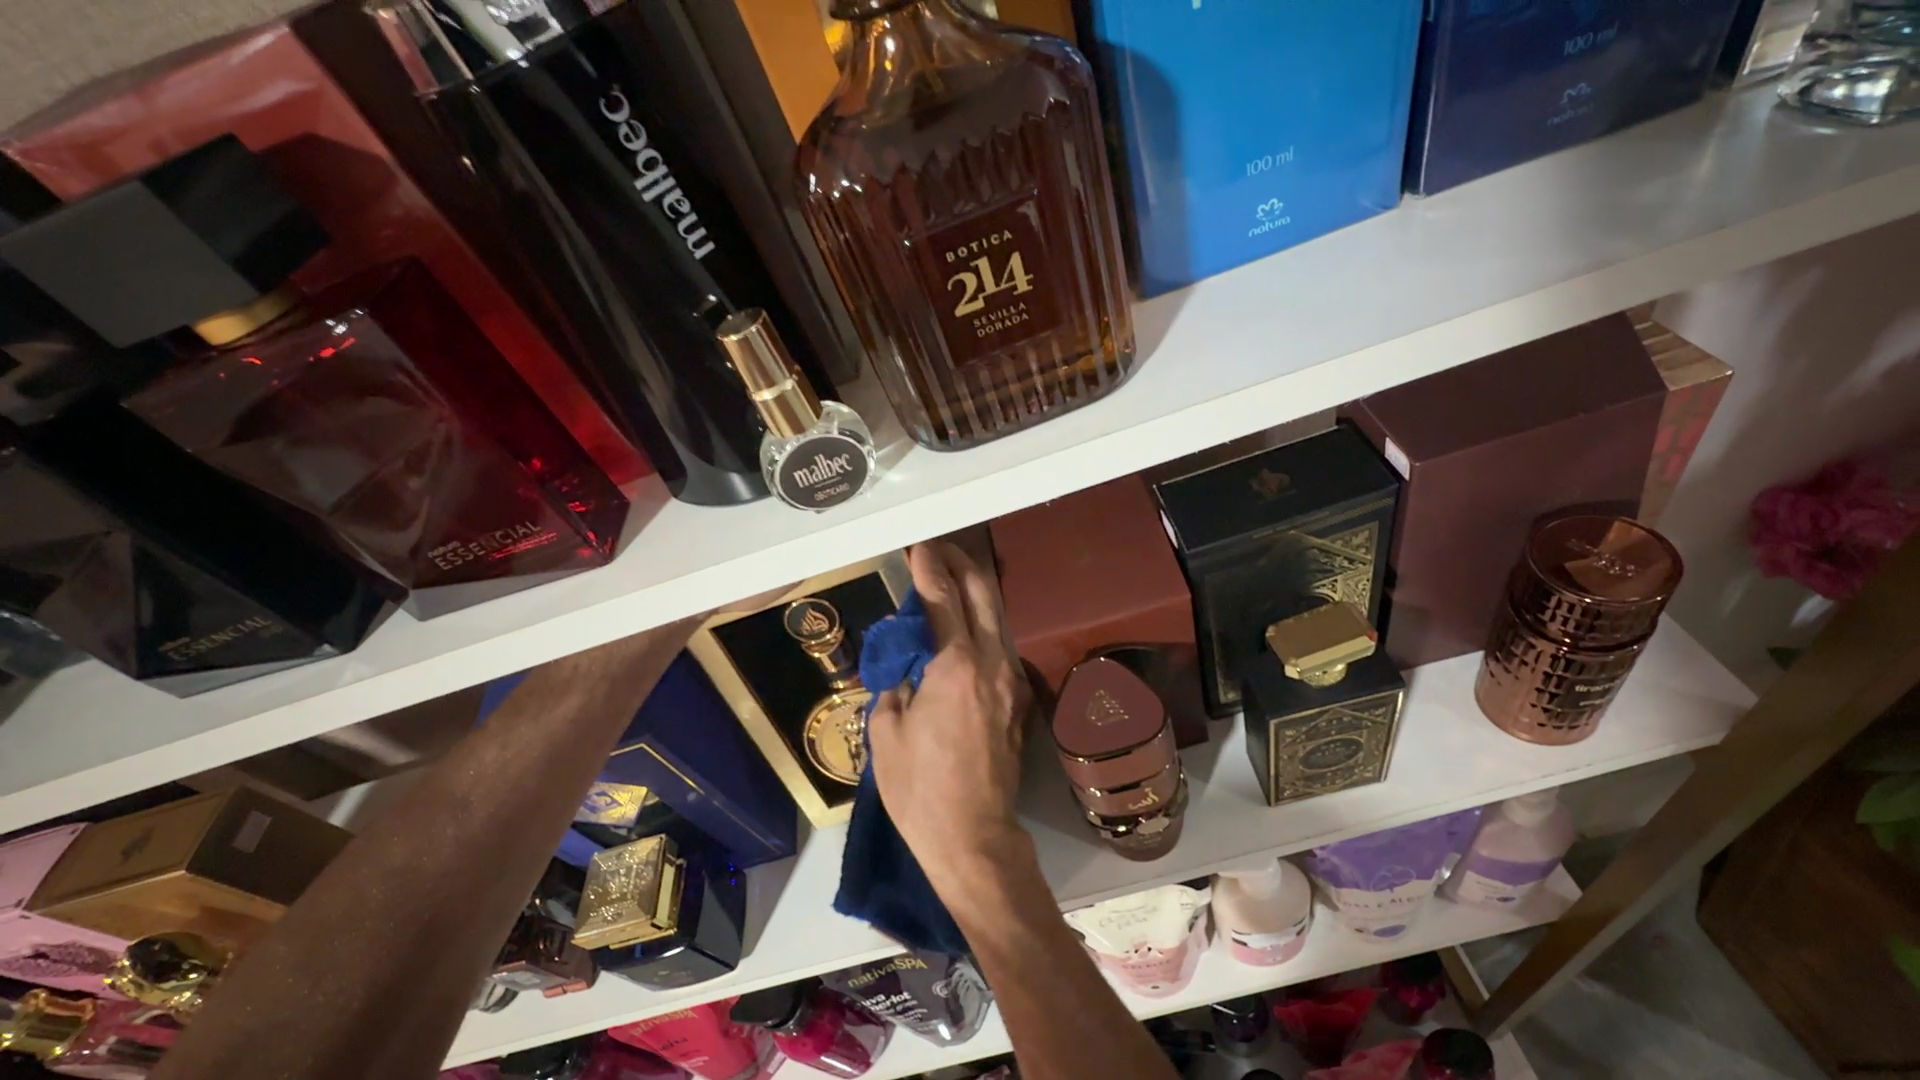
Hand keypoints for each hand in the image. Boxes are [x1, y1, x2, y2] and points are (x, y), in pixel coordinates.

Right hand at [868, 542, 1032, 895]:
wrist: (973, 836)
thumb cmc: (920, 789)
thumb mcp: (886, 732)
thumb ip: (895, 682)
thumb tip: (904, 661)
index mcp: (956, 665)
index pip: (943, 597)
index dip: (929, 566)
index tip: (918, 545)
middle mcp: (993, 662)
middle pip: (983, 594)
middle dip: (961, 564)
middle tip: (938, 551)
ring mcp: (1012, 681)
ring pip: (998, 617)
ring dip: (974, 593)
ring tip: (948, 581)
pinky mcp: (1018, 701)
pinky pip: (1000, 646)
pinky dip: (981, 625)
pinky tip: (961, 629)